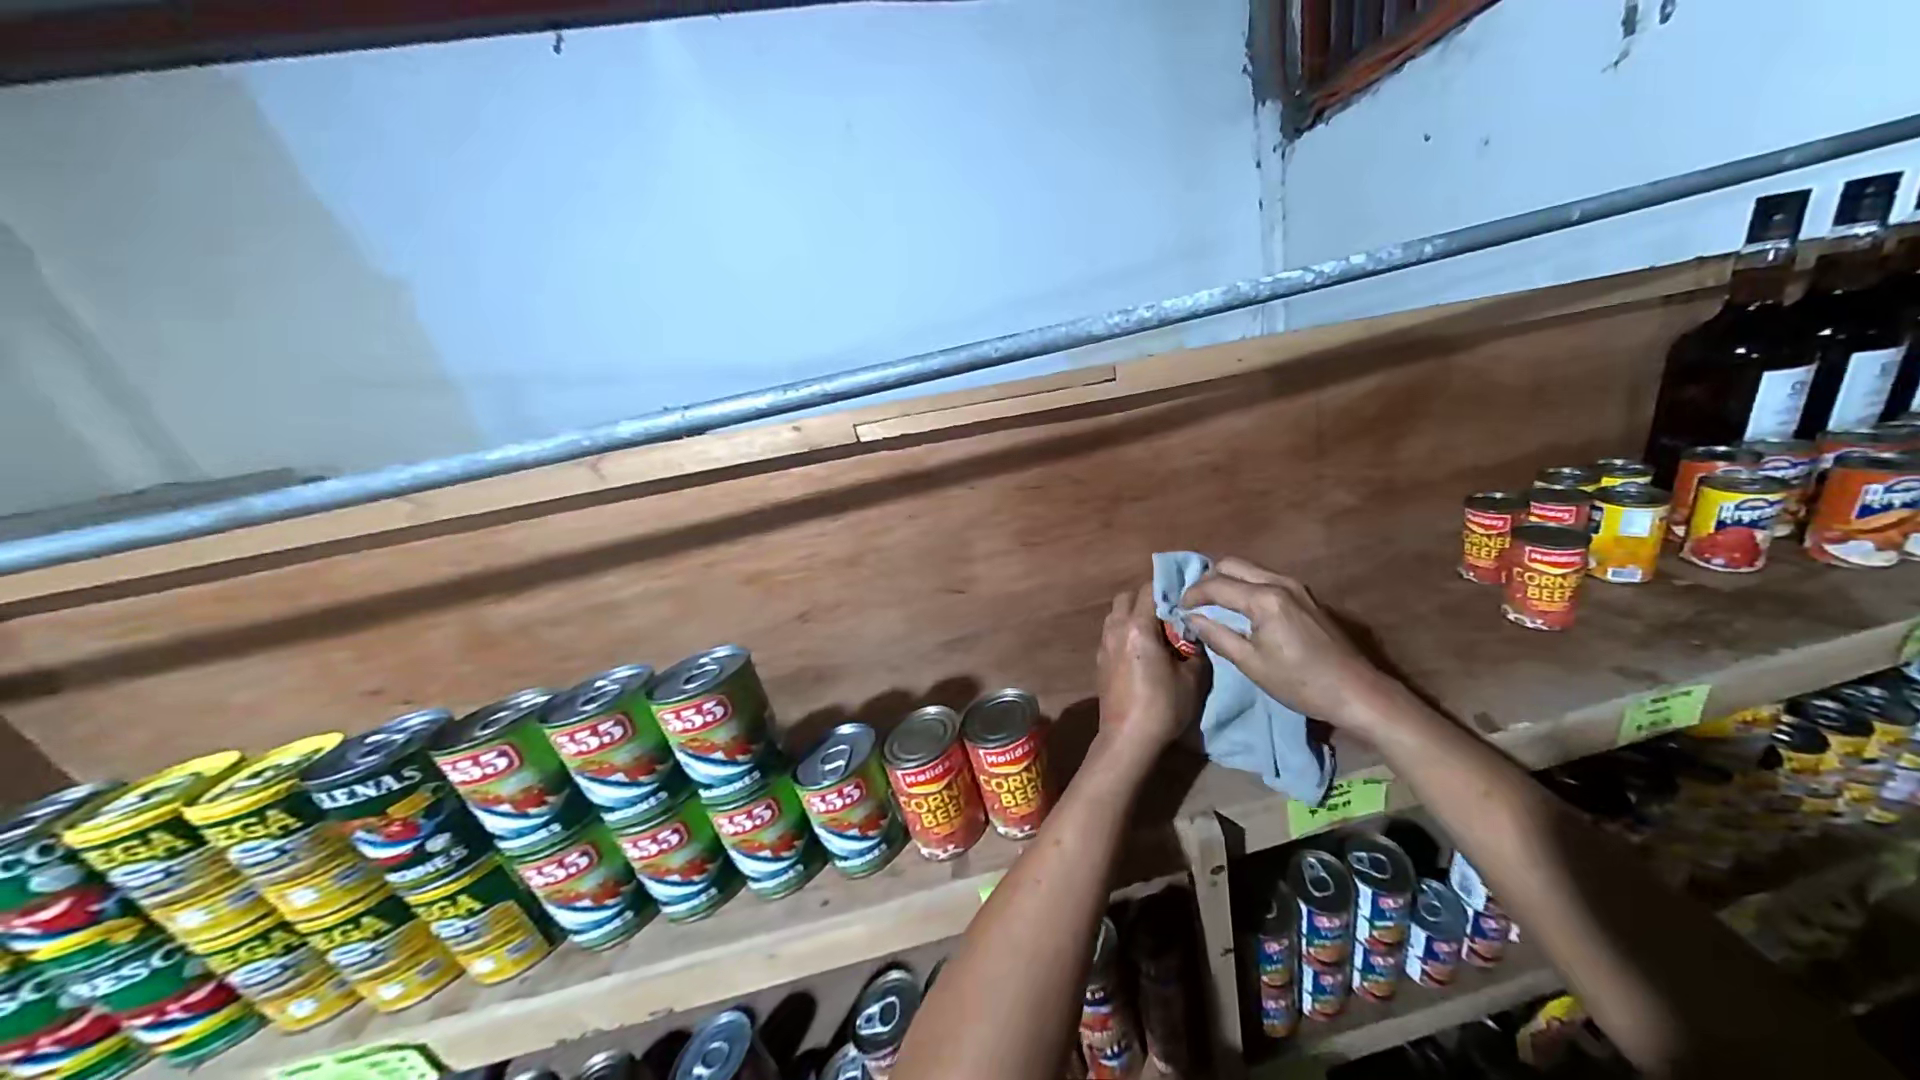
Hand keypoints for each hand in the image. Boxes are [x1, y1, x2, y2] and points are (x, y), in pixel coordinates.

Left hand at [1095, 583, 1200, 768]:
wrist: (1128, 738)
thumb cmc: (1163, 706)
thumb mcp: (1192, 677)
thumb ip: (1194, 647)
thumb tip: (1193, 632)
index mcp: (1137, 626)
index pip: (1150, 589)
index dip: (1169, 588)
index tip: (1186, 596)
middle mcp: (1115, 628)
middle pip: (1128, 597)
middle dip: (1148, 598)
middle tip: (1171, 615)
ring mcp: (1103, 644)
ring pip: (1116, 614)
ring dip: (1135, 614)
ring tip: (1158, 632)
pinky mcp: (1099, 660)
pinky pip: (1112, 632)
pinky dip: (1126, 631)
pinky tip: (1144, 650)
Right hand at [1179, 557, 1394, 732]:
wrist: (1356, 691)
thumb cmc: (1300, 682)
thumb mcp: (1251, 664)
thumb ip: (1217, 635)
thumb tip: (1191, 618)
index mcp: (1264, 599)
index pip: (1216, 585)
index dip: (1191, 595)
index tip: (1178, 608)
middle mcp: (1279, 583)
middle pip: (1231, 564)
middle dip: (1206, 579)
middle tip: (1193, 601)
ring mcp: (1296, 586)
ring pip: (1249, 568)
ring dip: (1226, 580)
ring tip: (1211, 603)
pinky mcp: (1305, 595)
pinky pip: (1264, 578)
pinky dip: (1244, 585)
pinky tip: (1239, 606)